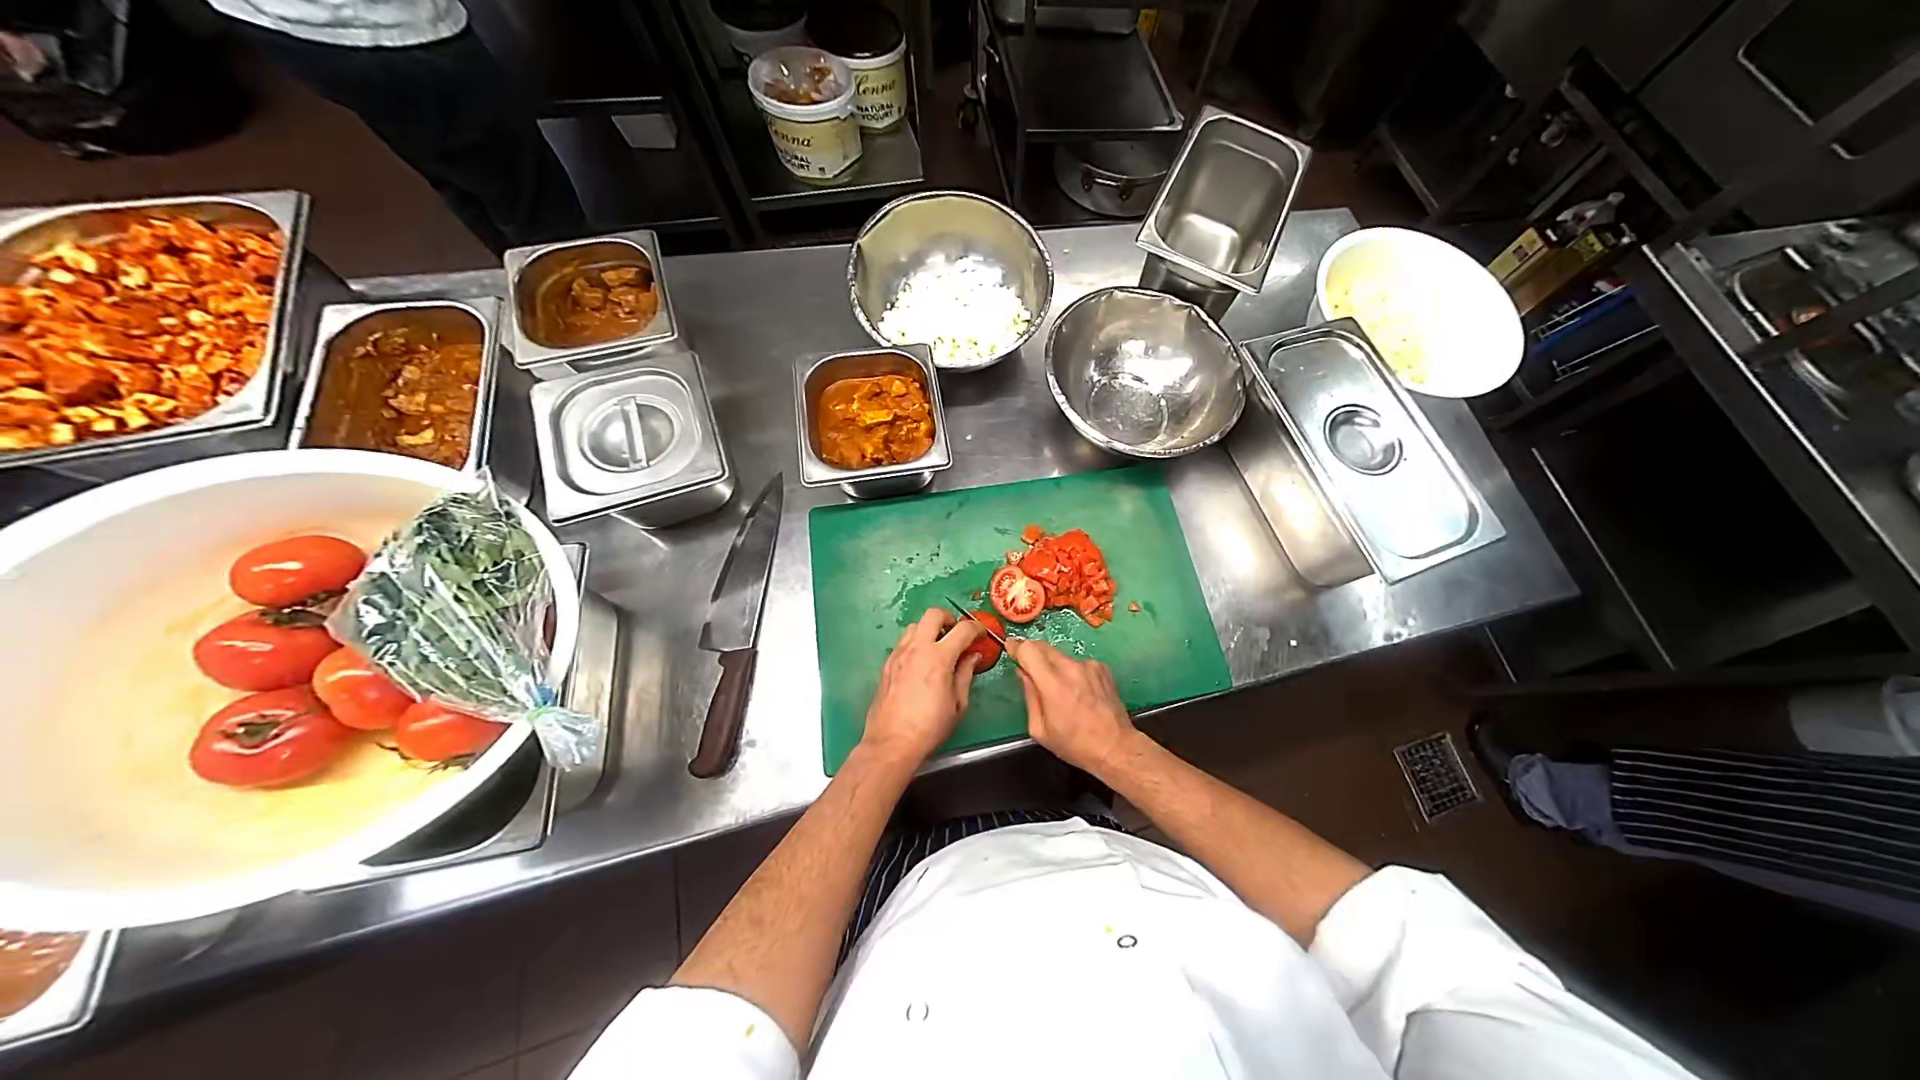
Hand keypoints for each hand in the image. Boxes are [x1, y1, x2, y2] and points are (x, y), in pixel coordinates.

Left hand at [859, 608, 982, 766]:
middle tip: (957, 633)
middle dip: (949, 618)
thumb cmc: (929, 727)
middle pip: (933, 614)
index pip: (962, 629)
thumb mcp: (957, 703)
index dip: (976, 628)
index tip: (981, 634)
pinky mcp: (887, 664)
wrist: (892, 742)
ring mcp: (899, 654)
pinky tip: (921, 661)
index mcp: (938, 658)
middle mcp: (916, 649)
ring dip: (929, 630)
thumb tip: (972, 656)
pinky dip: (915, 643)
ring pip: (915, 625)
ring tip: (938, 647)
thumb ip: (966, 674)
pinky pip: (903, 642)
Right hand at [1013, 640, 1139, 776]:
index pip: (1029, 650)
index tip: (1010, 649)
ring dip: (1053, 665)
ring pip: (1061, 656)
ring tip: (1059, 689)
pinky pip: (1078, 663)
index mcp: (1053, 684)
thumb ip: (1029, 696)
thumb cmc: (1075, 744)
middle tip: (1029, 669)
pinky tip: (1078, 691)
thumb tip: (1023, 674)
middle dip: (1032, 654)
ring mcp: (1090, 666)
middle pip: (1044, 647)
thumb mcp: (1040, 729)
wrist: (1115, 747)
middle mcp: (1072, 668)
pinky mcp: (1102, 668)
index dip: (1016, 647)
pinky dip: (1072, 672)